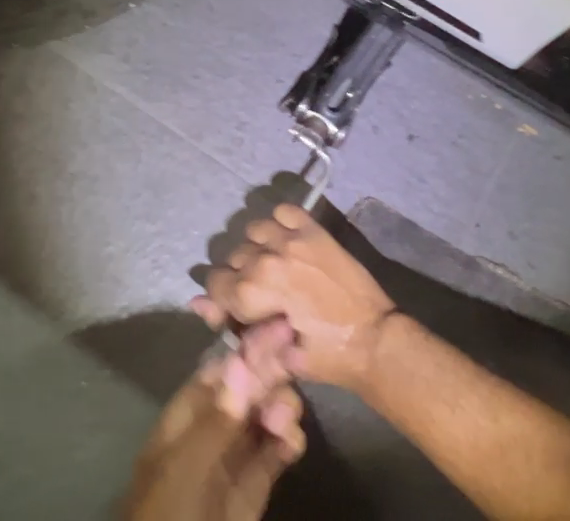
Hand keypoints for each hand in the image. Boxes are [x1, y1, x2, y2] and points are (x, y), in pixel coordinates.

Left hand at [123, 320, 306, 520]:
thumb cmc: (168, 518)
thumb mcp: (185, 469)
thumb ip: (216, 418)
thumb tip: (242, 360)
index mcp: (182, 421)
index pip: (217, 373)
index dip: (246, 351)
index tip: (277, 329)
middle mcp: (210, 433)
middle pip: (246, 391)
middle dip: (270, 377)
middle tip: (295, 365)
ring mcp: (233, 460)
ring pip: (265, 417)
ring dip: (282, 408)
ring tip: (286, 418)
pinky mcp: (255, 487)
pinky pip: (276, 452)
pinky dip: (289, 441)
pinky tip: (294, 443)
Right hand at [196, 204, 396, 390]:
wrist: (373, 339)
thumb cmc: (322, 356)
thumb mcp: (271, 352)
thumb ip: (231, 325)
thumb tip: (196, 305)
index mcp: (253, 290)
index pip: (215, 284)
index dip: (222, 302)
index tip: (238, 314)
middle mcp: (267, 258)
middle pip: (233, 259)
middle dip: (239, 278)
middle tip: (259, 298)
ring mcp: (293, 240)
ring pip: (253, 232)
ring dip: (256, 249)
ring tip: (271, 269)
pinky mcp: (316, 232)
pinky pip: (285, 212)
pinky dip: (279, 222)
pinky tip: (285, 243)